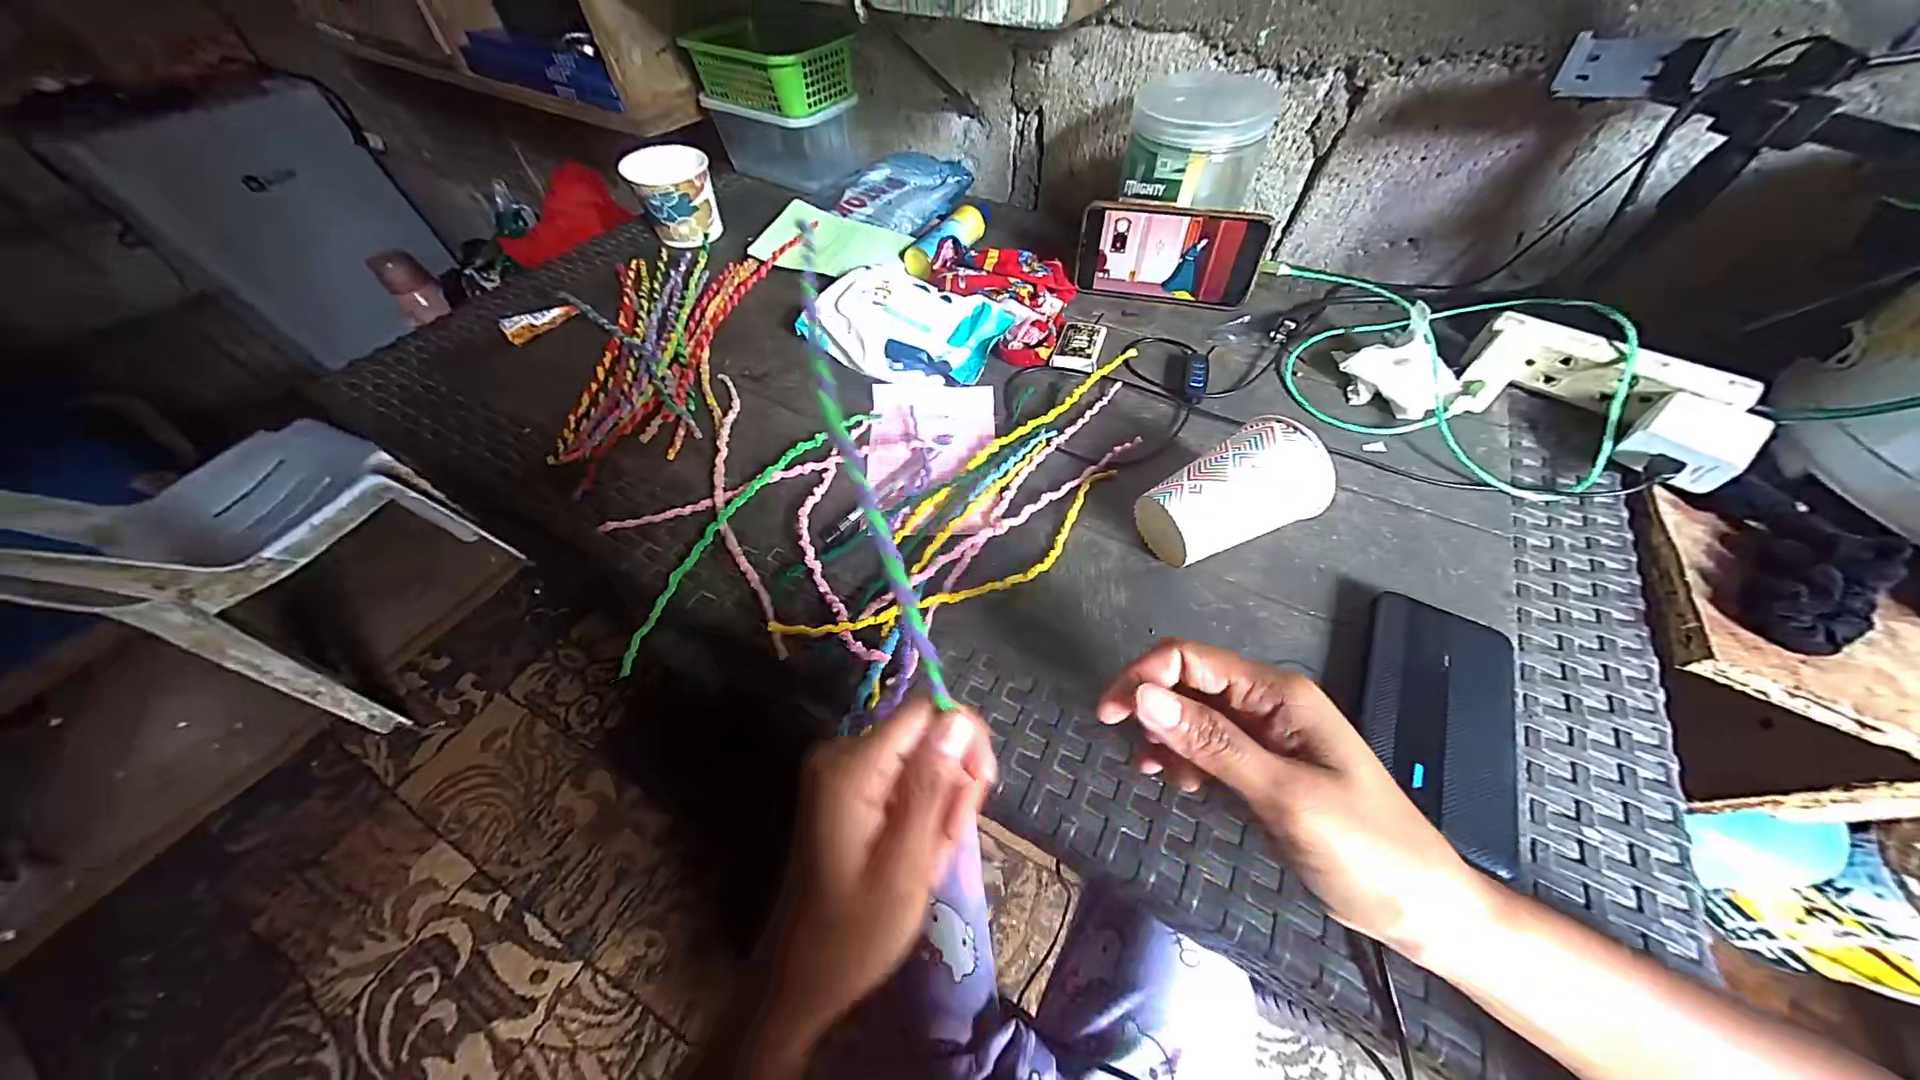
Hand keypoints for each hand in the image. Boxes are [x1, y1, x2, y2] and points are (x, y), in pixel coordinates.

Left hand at [755, 697, 996, 1065]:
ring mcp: (837, 769)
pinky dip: (917, 807)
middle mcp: (840, 753)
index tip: (975, 790)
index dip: (961, 741)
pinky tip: (914, 850)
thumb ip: (935, 786)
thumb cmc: (855, 932)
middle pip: (921, 734)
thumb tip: (960, 719)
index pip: (925, 712)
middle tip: (947, 839)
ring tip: (929, 854)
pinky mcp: (842, 786)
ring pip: (915, 757)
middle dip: (948, 778)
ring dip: (936, 799)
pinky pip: (899, 776)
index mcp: (852, 767)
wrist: (798, 975)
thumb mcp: (908, 865)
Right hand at [1096, 639, 1485, 957]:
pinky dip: (1184, 758)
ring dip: (1166, 736)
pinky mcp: (1263, 764)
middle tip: (1137, 752)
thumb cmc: (1365, 850)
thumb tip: (1145, 697)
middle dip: (1152, 708)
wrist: (1424, 909)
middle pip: (1189, 683)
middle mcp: (1269, 703)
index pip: (1192, 659)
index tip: (1110, 715)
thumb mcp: (1284, 795)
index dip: (1144, 677)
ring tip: (1157, 773)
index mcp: (1279, 694)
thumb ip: (1213, 743)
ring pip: (1193, 714)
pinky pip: (1208, 745)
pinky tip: (1181, 782)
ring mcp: (1266, 734)